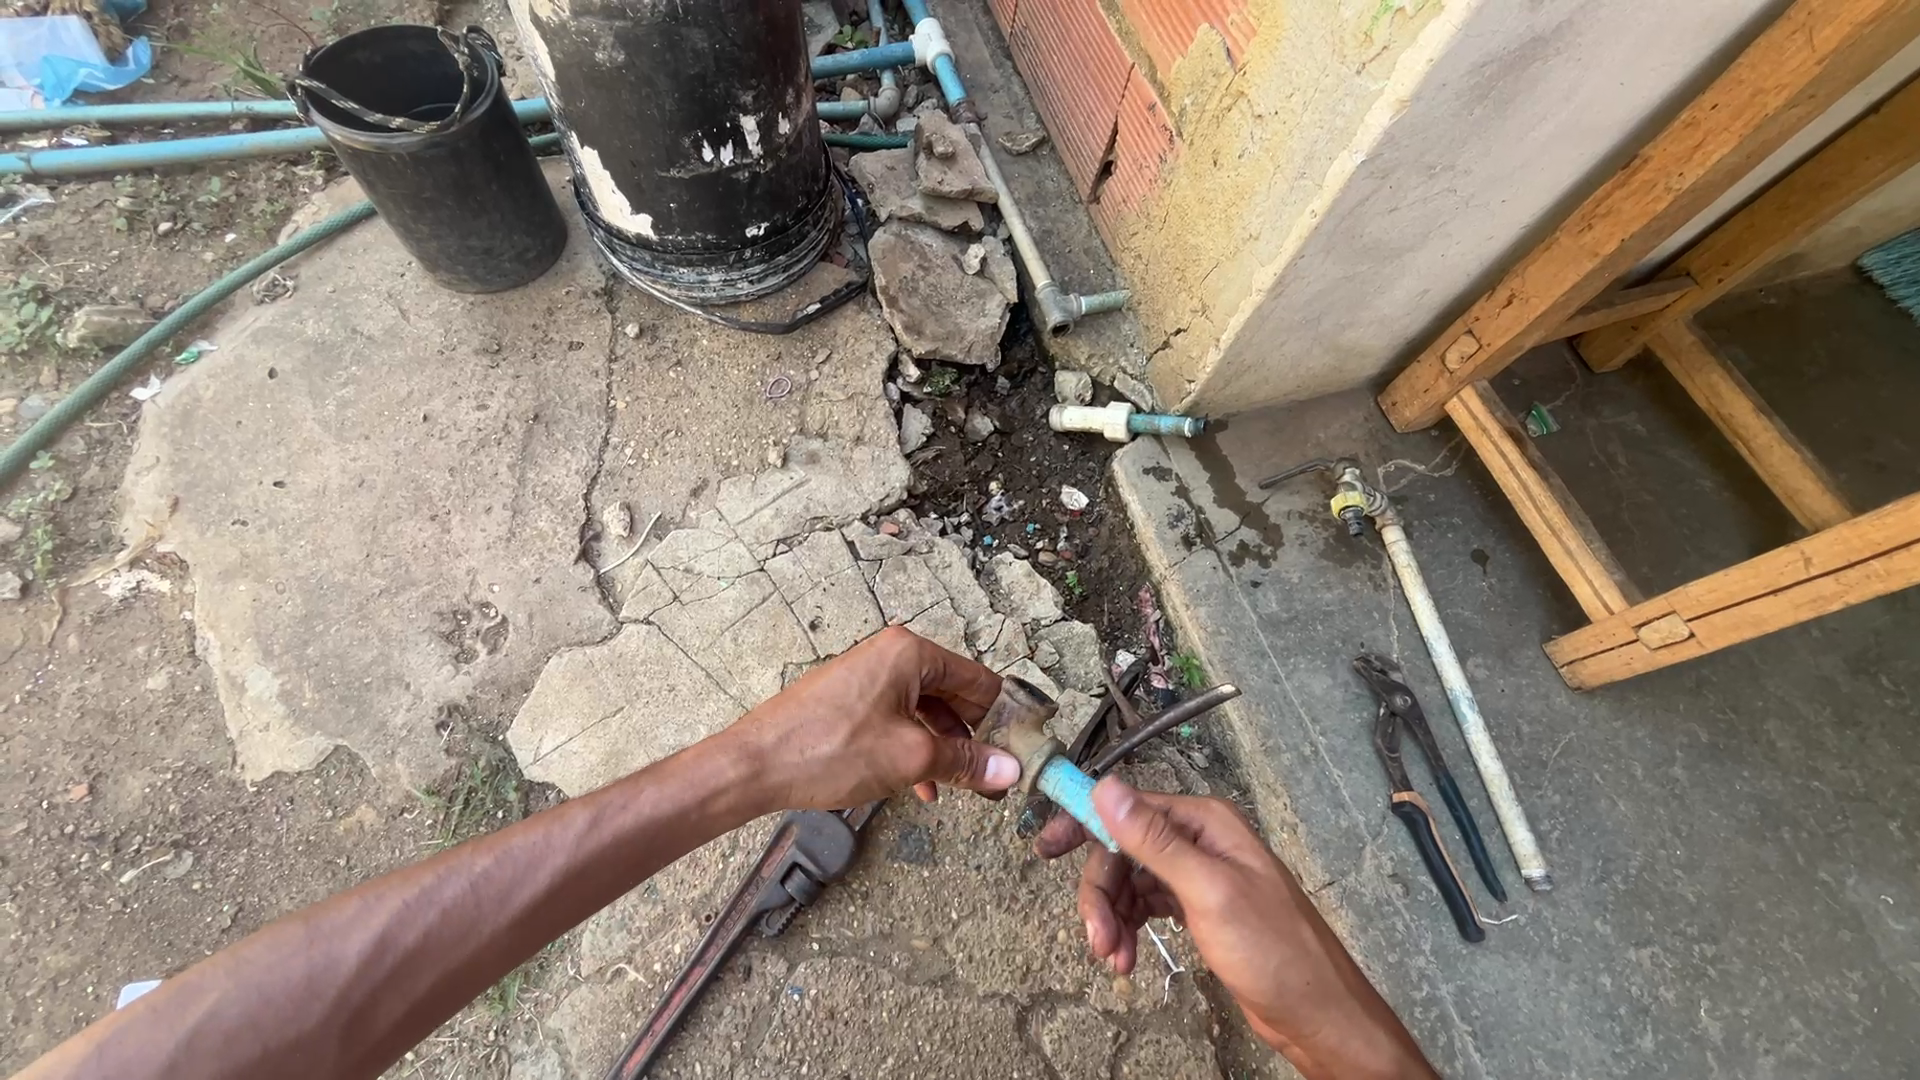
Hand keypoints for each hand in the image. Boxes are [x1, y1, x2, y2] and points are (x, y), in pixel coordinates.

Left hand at [724, 626, 1020, 810]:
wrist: (754, 765)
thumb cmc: (829, 750)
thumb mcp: (910, 757)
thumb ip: (965, 761)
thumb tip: (1009, 770)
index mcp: (911, 652)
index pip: (979, 681)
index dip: (1001, 720)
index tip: (1015, 756)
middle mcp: (892, 655)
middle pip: (954, 696)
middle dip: (972, 739)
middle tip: (990, 781)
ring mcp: (869, 676)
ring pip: (926, 712)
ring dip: (944, 749)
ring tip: (959, 790)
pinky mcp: (852, 700)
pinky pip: (898, 720)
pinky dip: (914, 749)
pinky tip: (921, 787)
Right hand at [1043, 779, 1436, 1079]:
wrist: (1321, 1019)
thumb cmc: (1273, 950)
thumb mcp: (1208, 891)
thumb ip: (1153, 839)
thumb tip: (1104, 786)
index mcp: (1202, 821)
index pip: (1126, 808)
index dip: (1082, 824)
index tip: (1044, 846)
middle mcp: (1196, 839)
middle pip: (1122, 850)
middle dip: (1102, 894)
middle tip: (1095, 940)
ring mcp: (1195, 874)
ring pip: (1129, 881)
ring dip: (1113, 917)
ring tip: (1114, 959)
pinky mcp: (1194, 907)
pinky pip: (1144, 905)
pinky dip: (1129, 928)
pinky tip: (1127, 957)